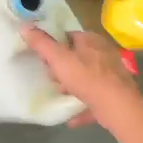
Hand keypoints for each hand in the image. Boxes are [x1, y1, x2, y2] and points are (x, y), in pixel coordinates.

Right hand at [22, 26, 141, 127]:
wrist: (119, 107)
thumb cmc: (87, 78)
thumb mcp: (58, 58)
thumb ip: (41, 43)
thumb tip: (24, 26)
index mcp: (91, 40)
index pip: (69, 36)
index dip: (54, 45)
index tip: (43, 57)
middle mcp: (104, 54)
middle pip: (78, 57)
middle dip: (63, 67)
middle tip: (50, 76)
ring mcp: (112, 74)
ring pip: (87, 77)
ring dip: (73, 85)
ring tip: (60, 93)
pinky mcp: (116, 94)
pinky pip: (95, 98)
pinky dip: (83, 106)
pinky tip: (71, 117)